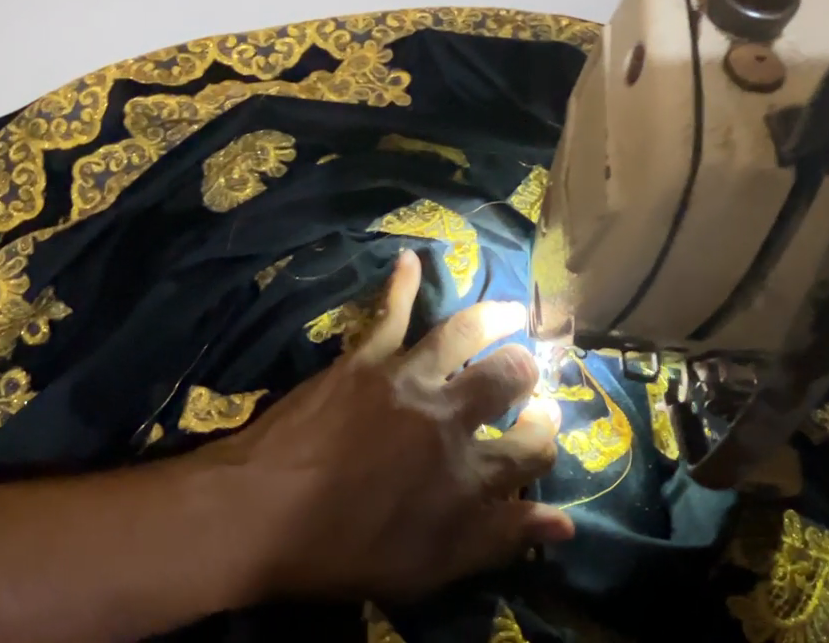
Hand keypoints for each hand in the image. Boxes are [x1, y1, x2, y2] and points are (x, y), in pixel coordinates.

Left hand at [206, 248, 574, 602]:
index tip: (546, 426)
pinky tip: (410, 260)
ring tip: (511, 308)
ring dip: (492, 317)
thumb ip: (499, 541)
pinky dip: (402, 284)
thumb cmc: (346, 551)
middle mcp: (447, 418)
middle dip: (526, 370)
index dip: (546, 437)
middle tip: (529, 365)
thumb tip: (564, 523)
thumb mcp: (431, 567)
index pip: (532, 449)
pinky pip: (389, 313)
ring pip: (461, 335)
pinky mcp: (363, 359)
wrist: (264, 512)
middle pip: (505, 379)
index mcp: (467, 475)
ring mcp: (404, 381)